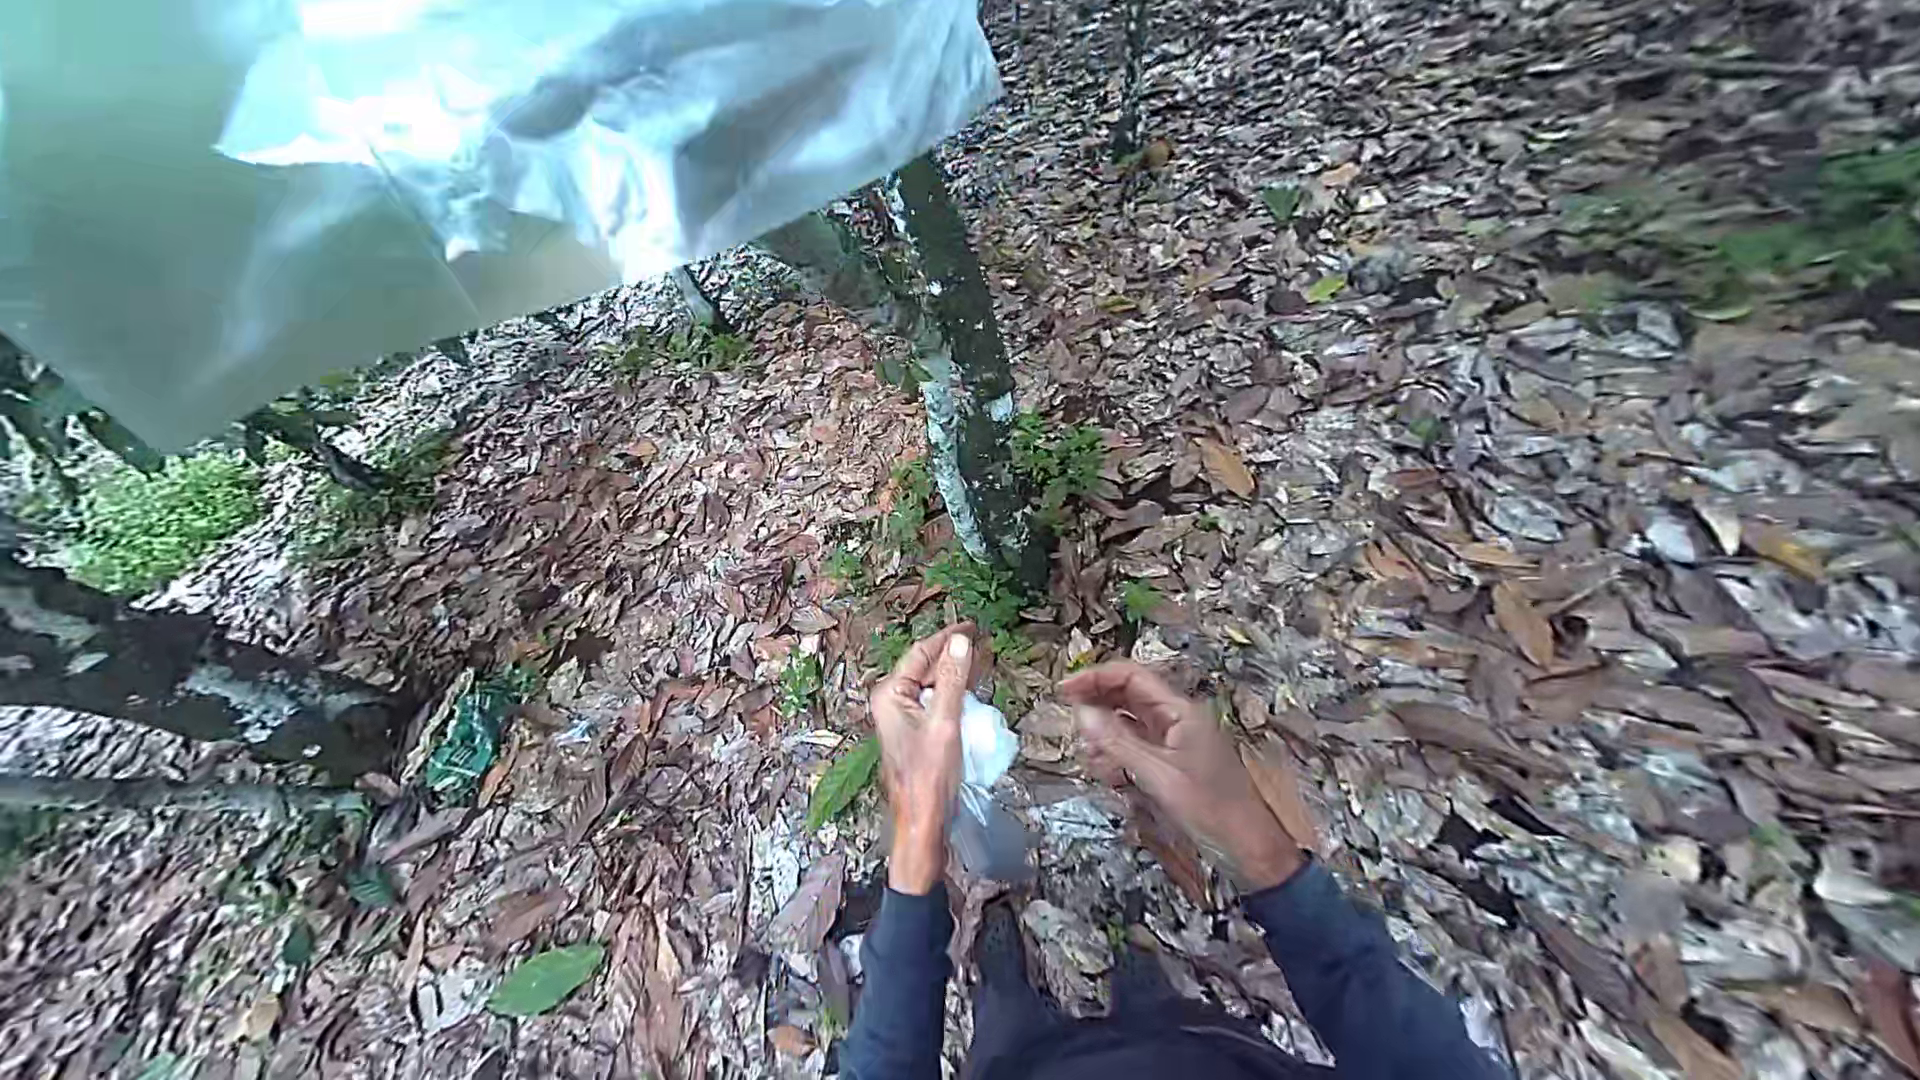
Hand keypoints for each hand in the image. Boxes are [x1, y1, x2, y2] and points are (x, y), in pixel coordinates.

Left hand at [870, 622, 980, 893]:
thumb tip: (960, 642)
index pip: (920, 652)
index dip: (947, 637)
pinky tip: (971, 687)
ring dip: (955, 671)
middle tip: (982, 641)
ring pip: (931, 682)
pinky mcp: (915, 729)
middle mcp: (892, 700)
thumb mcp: (945, 722)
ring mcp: (902, 716)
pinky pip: (934, 700)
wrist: (923, 823)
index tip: (972, 627)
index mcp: (890, 694)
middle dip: (952, 653)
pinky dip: (953, 691)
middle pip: (924, 665)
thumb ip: (952, 679)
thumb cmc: (929, 776)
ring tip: (981, 659)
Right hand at [1062, 662, 1302, 889]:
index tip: (1065, 690)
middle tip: (1069, 716)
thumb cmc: (1210, 809)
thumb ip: (1117, 742)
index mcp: (1179, 710)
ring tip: (1087, 749)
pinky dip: (1115, 748)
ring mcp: (1173, 738)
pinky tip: (1102, 764)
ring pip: (1128, 718)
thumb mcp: (1158, 775)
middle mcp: (1175, 717)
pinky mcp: (1170, 759)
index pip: (1131, 676)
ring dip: (1103, 728)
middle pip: (1127, 693)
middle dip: (1096, 701)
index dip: (1095, 677)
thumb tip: (1079, 712)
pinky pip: (1135, 742)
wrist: (1250, 850)